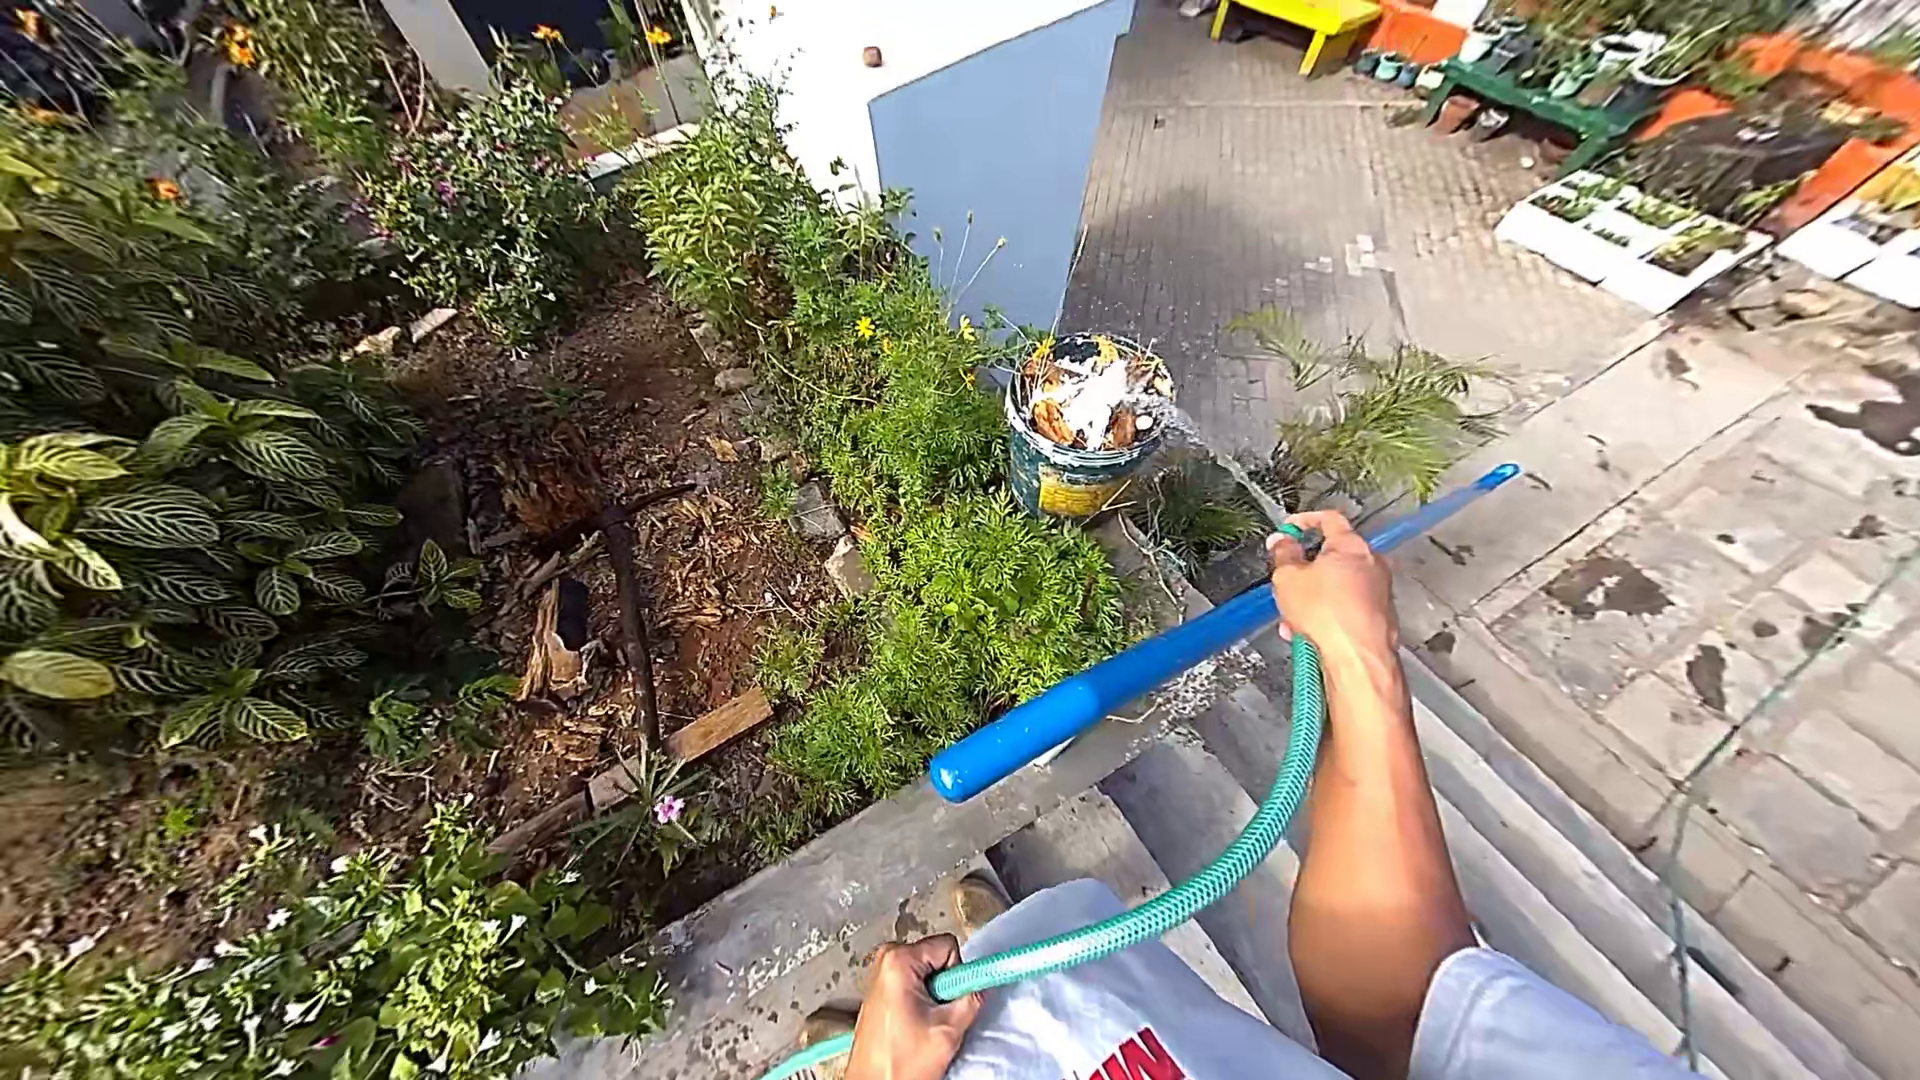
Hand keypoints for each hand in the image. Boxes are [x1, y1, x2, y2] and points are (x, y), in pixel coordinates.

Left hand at [845, 935, 982, 1079]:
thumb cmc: (896, 1066)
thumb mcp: (946, 1032)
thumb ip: (971, 1001)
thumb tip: (983, 982)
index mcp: (899, 959)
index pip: (948, 946)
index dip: (956, 974)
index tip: (954, 999)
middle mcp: (887, 958)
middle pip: (936, 956)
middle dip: (943, 986)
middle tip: (935, 1017)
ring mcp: (882, 971)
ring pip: (927, 970)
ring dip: (932, 995)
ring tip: (922, 1022)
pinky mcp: (881, 985)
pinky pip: (914, 980)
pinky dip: (920, 999)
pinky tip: (912, 1023)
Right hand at [1268, 511, 1397, 662]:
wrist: (1357, 656)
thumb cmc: (1327, 614)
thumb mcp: (1287, 578)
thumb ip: (1282, 554)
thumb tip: (1281, 541)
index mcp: (1350, 546)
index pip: (1329, 518)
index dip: (1305, 520)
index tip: (1290, 527)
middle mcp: (1372, 563)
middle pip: (1332, 555)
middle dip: (1305, 568)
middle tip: (1286, 578)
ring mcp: (1379, 589)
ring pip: (1337, 584)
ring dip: (1313, 595)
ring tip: (1293, 616)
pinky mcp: (1380, 613)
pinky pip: (1346, 605)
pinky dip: (1326, 612)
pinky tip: (1308, 631)